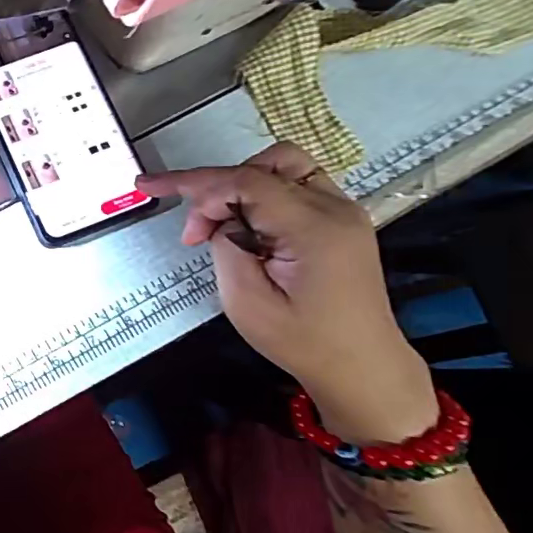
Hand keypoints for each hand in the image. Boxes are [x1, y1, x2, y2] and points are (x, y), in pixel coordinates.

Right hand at [137, 142, 434, 442]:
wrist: (362, 368)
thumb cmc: (304, 343)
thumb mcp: (248, 303)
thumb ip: (226, 247)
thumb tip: (222, 218)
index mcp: (314, 228)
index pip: (247, 181)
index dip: (200, 187)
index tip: (169, 210)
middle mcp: (335, 207)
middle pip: (266, 164)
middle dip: (221, 188)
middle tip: (198, 233)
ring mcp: (344, 210)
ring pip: (284, 165)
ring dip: (244, 185)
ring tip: (222, 225)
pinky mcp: (343, 220)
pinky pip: (297, 185)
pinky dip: (264, 196)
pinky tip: (249, 228)